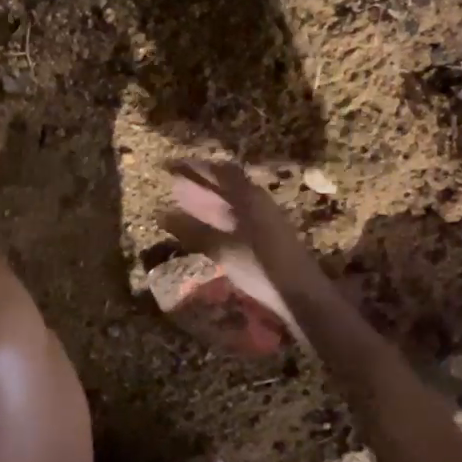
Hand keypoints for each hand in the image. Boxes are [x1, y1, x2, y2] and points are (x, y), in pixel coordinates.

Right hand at [164, 159, 328, 314]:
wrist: (300, 296)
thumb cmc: (260, 266)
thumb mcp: (222, 249)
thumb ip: (193, 231)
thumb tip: (161, 214)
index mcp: (249, 197)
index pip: (219, 171)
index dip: (194, 166)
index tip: (171, 166)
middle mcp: (257, 203)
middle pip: (224, 186)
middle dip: (198, 183)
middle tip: (171, 183)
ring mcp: (263, 220)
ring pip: (228, 204)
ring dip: (205, 201)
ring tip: (179, 202)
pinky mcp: (264, 238)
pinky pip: (233, 219)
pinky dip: (214, 218)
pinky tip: (201, 227)